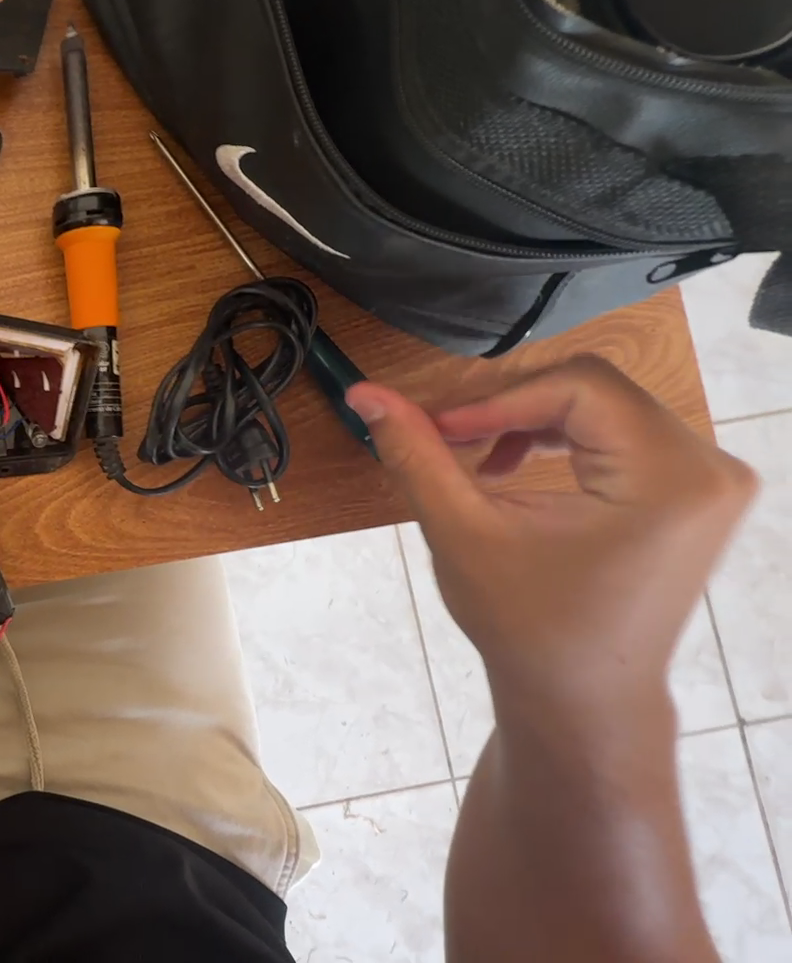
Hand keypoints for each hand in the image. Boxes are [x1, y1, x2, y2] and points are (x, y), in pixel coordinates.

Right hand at [346, 356, 755, 705]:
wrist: (579, 687)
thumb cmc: (523, 618)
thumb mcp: (457, 527)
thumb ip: (413, 451)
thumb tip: (364, 393)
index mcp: (669, 476)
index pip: (577, 386)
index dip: (493, 397)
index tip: (434, 429)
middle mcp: (707, 468)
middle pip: (590, 390)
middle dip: (503, 406)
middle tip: (441, 438)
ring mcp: (703, 481)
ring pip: (598, 406)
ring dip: (521, 420)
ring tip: (467, 456)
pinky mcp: (685, 493)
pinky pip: (612, 433)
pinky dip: (548, 439)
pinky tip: (505, 470)